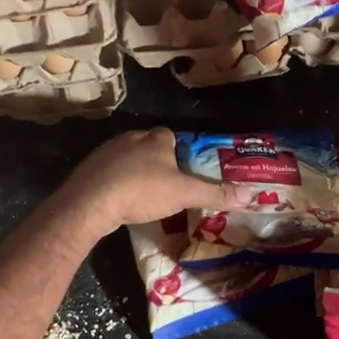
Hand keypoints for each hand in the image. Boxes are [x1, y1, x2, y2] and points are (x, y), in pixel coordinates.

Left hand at [59, 128, 242, 235]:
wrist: (90, 202)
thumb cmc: (141, 190)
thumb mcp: (184, 194)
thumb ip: (214, 193)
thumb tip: (250, 194)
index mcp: (155, 138)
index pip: (170, 136)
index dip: (178, 152)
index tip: (184, 170)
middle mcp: (130, 138)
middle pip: (148, 146)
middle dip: (157, 163)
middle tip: (167, 185)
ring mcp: (106, 152)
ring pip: (127, 159)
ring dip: (135, 173)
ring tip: (145, 196)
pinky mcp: (88, 169)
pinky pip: (108, 174)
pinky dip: (116, 184)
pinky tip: (120, 201)